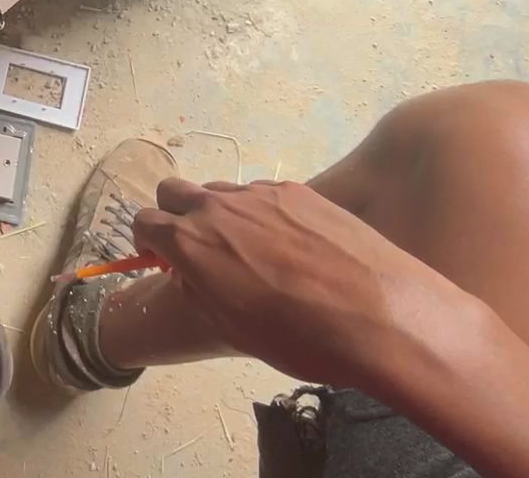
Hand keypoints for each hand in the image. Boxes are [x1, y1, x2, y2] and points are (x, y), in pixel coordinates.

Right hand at [132, 179, 486, 393]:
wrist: (386, 318)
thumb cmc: (301, 339)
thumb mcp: (232, 330)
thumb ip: (197, 291)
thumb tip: (189, 272)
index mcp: (190, 242)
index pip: (143, 221)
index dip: (147, 242)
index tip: (161, 260)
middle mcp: (215, 207)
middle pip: (172, 191)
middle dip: (173, 214)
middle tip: (198, 247)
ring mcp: (256, 193)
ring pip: (218, 191)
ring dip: (220, 215)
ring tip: (255, 250)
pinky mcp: (294, 189)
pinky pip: (260, 195)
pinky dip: (262, 214)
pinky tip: (294, 246)